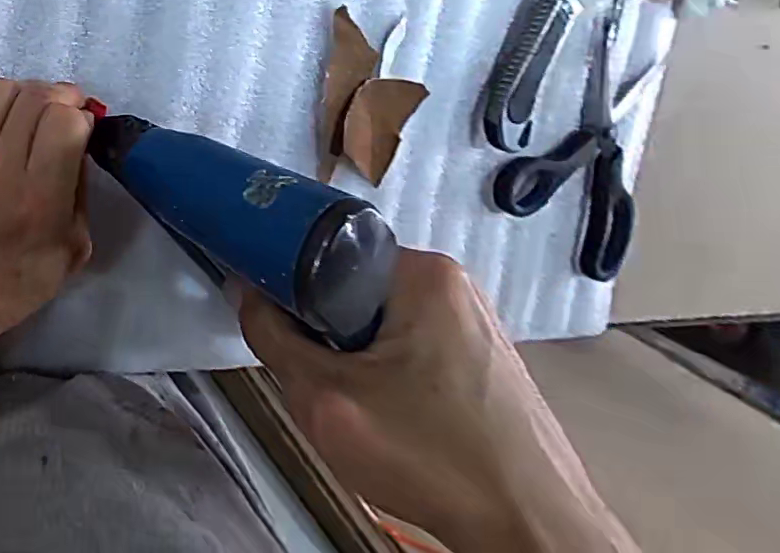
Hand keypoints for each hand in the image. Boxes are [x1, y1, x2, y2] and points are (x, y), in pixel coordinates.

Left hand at [0, 79, 94, 342]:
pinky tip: (5, 129)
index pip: (65, 121)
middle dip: (63, 95)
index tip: (86, 125)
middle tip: (69, 109)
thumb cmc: (17, 281)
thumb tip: (81, 139)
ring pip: (6, 90)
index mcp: (38, 197)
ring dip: (30, 95)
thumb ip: (81, 189)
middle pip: (38, 97)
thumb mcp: (73, 247)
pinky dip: (1, 108)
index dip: (82, 115)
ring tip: (36, 113)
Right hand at [241, 249, 633, 552]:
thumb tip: (244, 289)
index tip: (280, 323)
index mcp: (420, 270)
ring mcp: (473, 314)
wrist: (536, 534)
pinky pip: (414, 336)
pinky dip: (391, 363)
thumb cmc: (430, 457)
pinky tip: (395, 410)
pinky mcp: (484, 348)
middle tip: (324, 377)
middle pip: (354, 285)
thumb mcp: (325, 400)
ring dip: (357, 349)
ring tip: (359, 398)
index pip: (329, 254)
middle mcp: (450, 278)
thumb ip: (271, 337)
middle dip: (328, 328)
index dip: (294, 286)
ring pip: (381, 314)